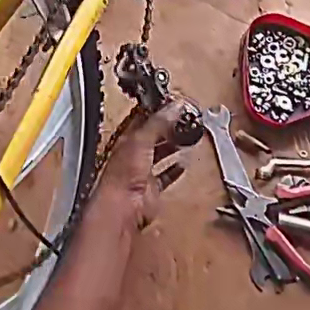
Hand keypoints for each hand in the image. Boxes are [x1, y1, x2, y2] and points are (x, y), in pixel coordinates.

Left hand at [94, 101, 193, 229]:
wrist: (123, 206)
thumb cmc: (122, 175)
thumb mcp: (142, 140)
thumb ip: (158, 123)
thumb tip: (174, 107)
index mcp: (126, 138)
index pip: (142, 118)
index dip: (158, 109)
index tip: (174, 103)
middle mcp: (133, 153)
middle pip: (153, 135)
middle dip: (168, 127)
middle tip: (185, 118)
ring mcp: (142, 171)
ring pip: (160, 153)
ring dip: (173, 145)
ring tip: (187, 136)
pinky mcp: (151, 188)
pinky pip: (165, 175)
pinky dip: (175, 170)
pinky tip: (183, 163)